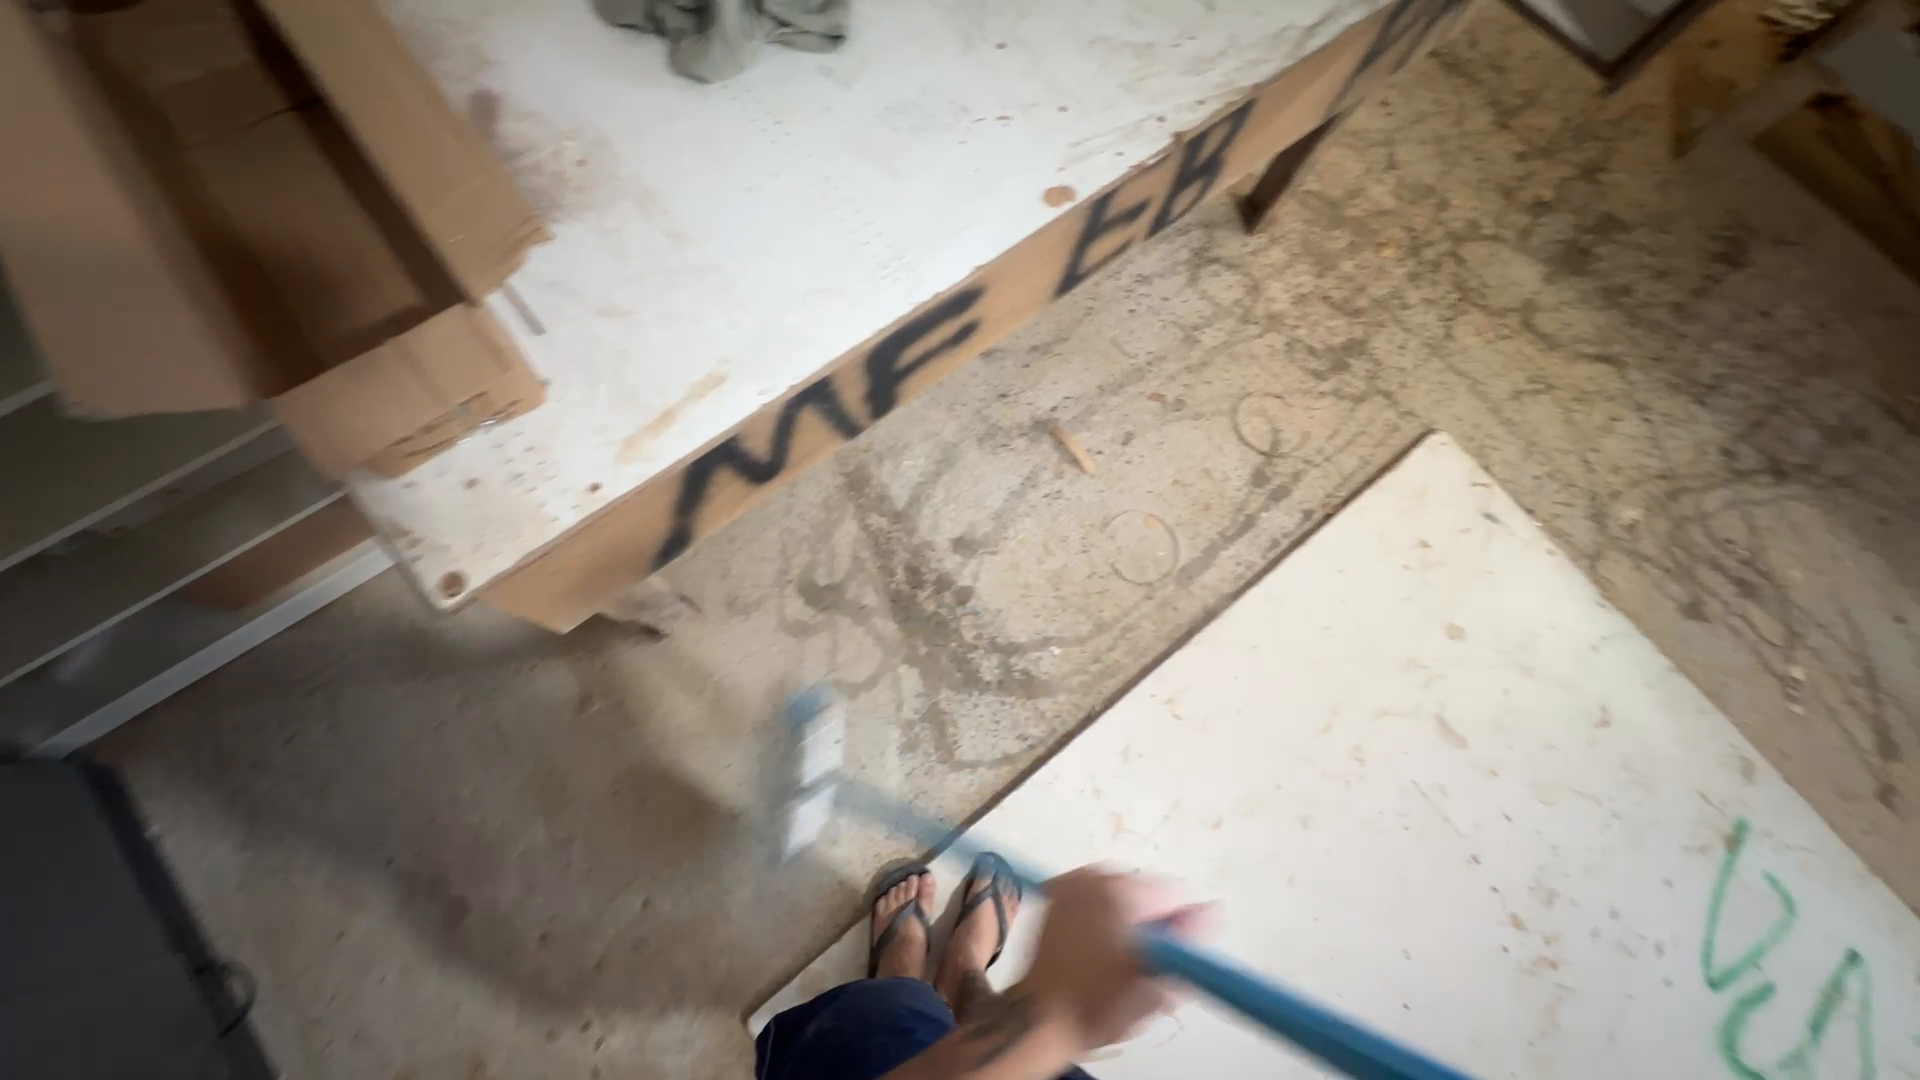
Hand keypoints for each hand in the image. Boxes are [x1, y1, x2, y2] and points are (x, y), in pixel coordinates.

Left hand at [1016, 867, 1210, 1054]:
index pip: (1175, 894)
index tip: (1167, 956)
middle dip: (1152, 919)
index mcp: (1123, 893)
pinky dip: (1102, 908)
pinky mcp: (1056, 889)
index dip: (1179, 927)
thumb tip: (1215, 910)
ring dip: (1127, 913)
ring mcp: (1072, 879)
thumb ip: (1188, 944)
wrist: (1040, 1015)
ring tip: (1114, 954)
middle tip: (1139, 960)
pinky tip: (1095, 939)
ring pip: (1121, 889)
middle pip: (1147, 888)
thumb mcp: (1156, 983)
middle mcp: (1097, 875)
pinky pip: (1095, 891)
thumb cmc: (1100, 1004)